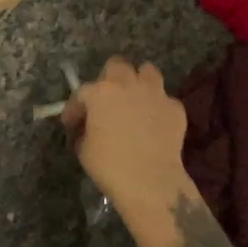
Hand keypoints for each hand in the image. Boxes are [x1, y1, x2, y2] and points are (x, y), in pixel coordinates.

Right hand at [63, 57, 190, 236]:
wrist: (150, 181)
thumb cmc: (109, 165)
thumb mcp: (84, 148)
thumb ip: (85, 129)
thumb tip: (89, 128)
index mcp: (101, 92)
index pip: (81, 93)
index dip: (74, 108)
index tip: (72, 123)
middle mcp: (128, 84)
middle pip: (117, 65)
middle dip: (109, 78)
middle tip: (106, 99)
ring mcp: (155, 93)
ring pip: (147, 71)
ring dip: (138, 82)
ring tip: (134, 99)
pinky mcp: (175, 108)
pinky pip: (164, 100)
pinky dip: (157, 108)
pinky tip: (153, 123)